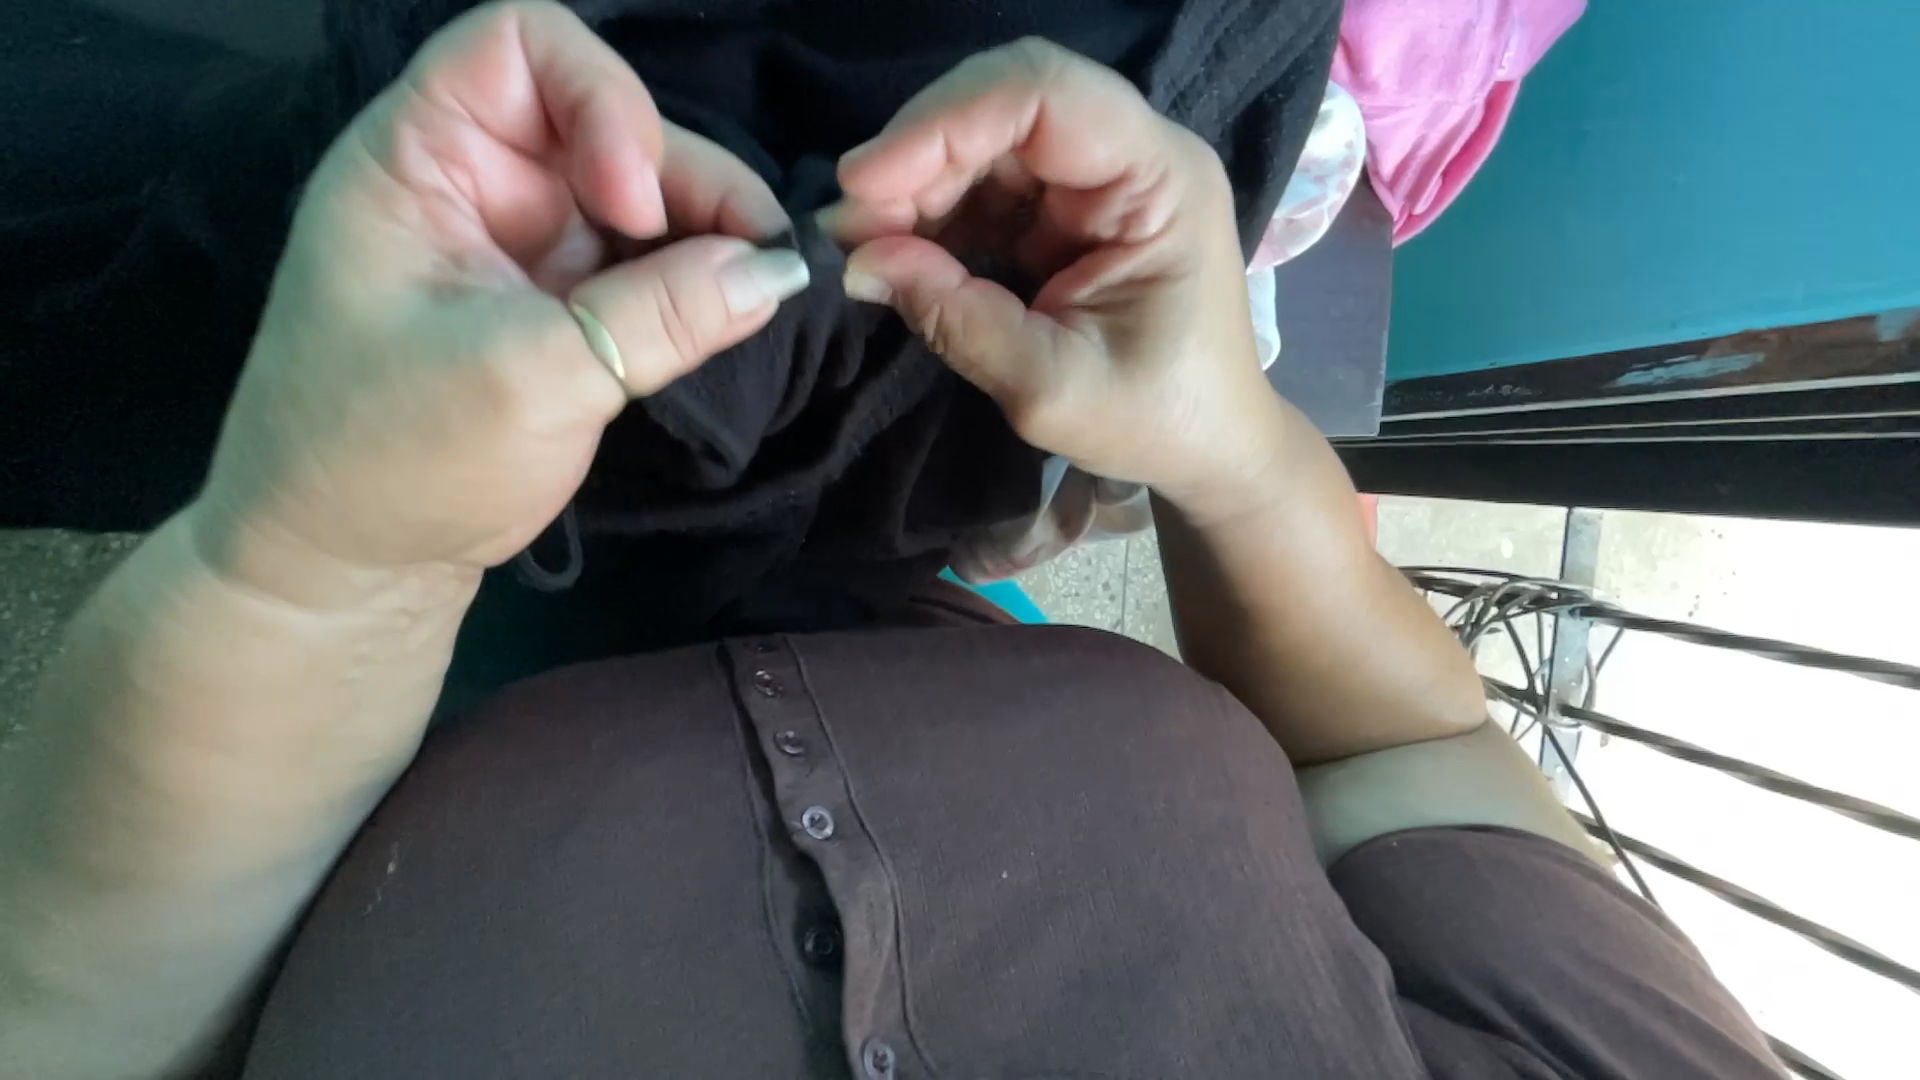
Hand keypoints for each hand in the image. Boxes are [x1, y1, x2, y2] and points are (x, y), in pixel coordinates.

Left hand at [192, 0, 811, 604]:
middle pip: (617, 131)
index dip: (605, 104)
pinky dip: (708, 286)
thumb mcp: (531, 376)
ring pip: (654, 206)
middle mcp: (491, 187)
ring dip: (717, 239)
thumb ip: (661, 317)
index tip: (637, 208)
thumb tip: (782, 271)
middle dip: (696, 187)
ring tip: (765, 292)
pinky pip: (661, 272)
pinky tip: (739, 313)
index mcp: (426, 160)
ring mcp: (542, 252)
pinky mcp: (581, 311)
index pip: (527, 50)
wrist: (366, 555)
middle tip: (768, 261)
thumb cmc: (400, 455)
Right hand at [822, 39, 1287, 516]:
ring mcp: (1098, 187)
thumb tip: (858, 263)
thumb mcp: (1050, 386)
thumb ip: (957, 320)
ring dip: (919, 190)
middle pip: (1008, 111)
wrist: (1203, 447)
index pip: (1045, 97)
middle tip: (850, 227)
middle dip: (919, 161)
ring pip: (989, 150)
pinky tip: (900, 252)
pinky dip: (937, 219)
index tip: (864, 185)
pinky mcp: (1068, 220)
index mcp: (1158, 181)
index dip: (943, 123)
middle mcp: (1131, 160)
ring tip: (863, 243)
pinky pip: (990, 195)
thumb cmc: (1153, 421)